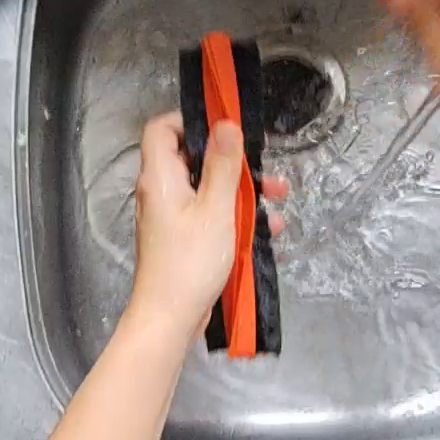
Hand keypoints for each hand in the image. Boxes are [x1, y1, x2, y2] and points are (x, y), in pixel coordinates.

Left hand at [126, 113, 286, 340]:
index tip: (225, 128)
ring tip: (279, 200)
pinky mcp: (183, 239)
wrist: (169, 318)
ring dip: (243, 192)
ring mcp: (171, 217)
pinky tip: (270, 229)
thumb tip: (226, 123)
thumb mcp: (216, 209)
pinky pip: (210, 216)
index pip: (161, 129)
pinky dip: (236, 218)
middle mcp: (161, 192)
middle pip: (193, 159)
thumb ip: (223, 165)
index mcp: (160, 177)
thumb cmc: (191, 260)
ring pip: (208, 190)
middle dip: (233, 162)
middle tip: (266, 169)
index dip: (190, 121)